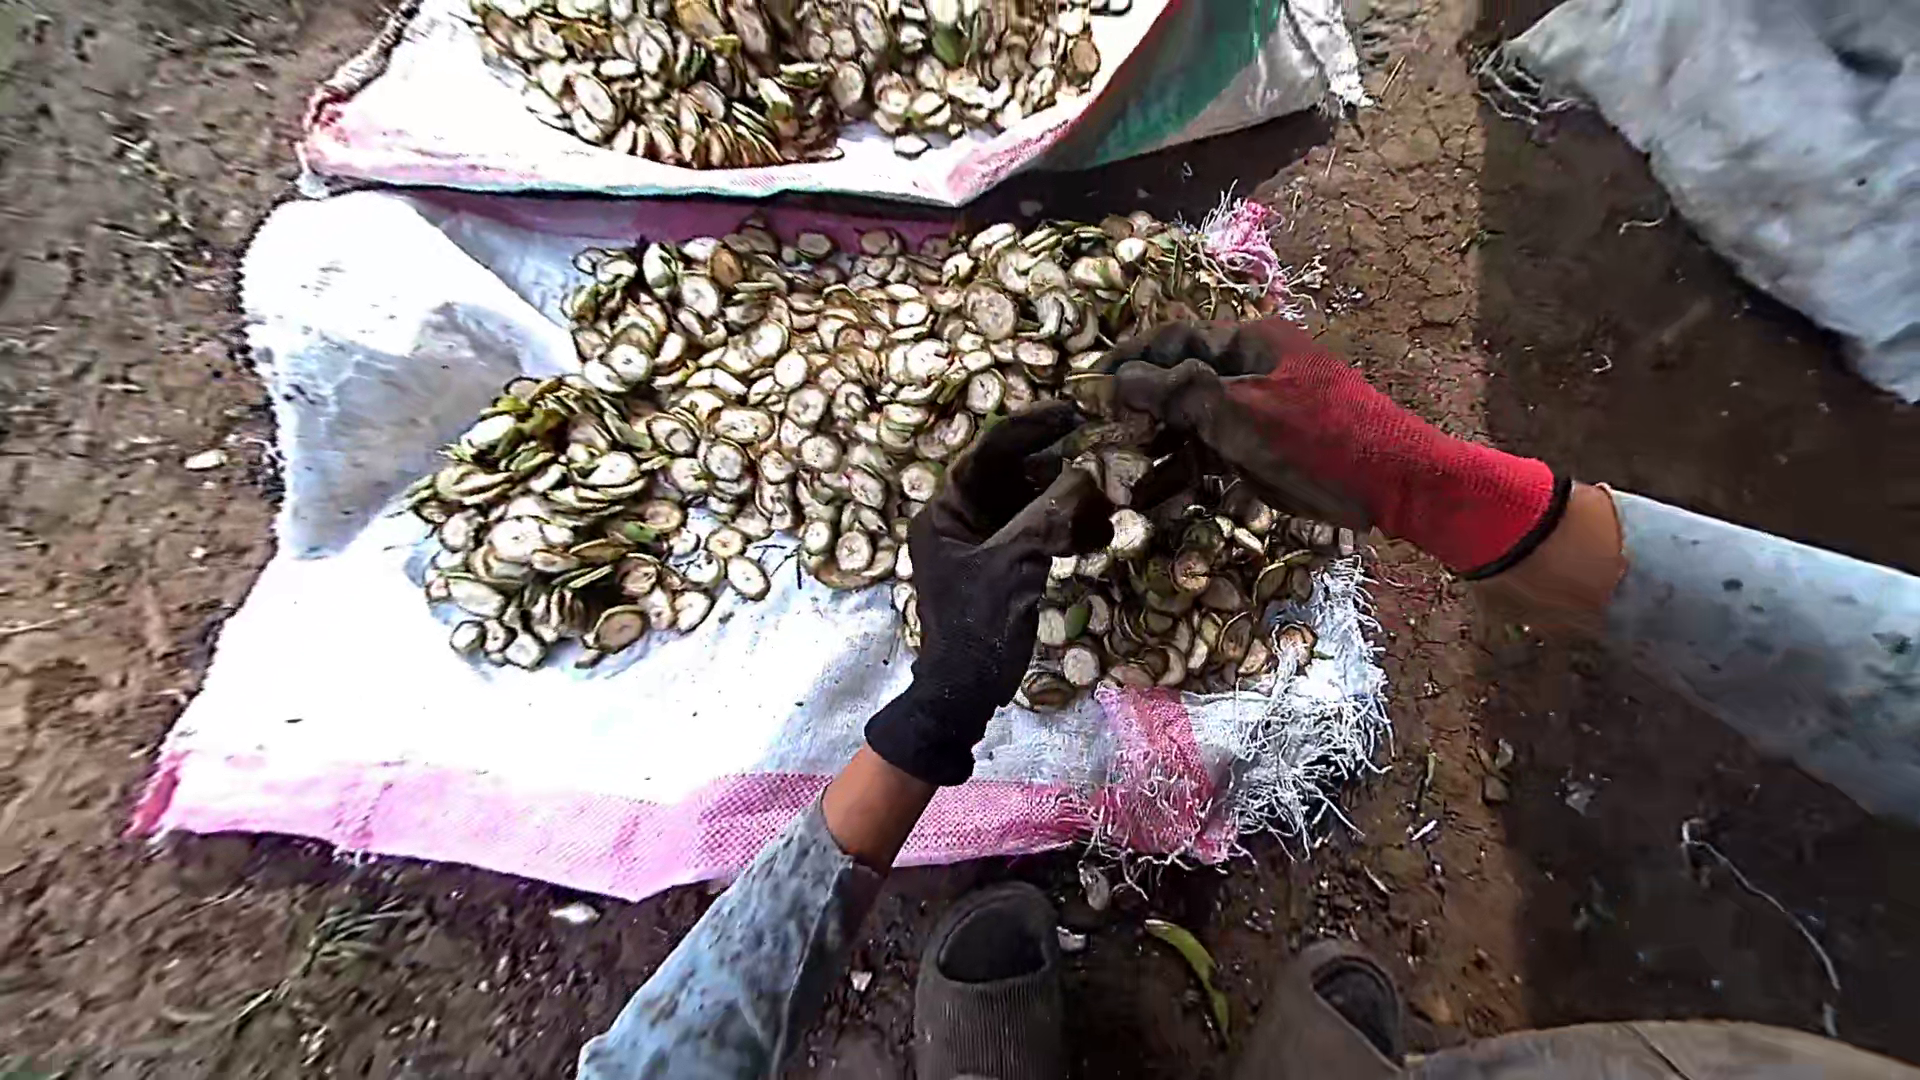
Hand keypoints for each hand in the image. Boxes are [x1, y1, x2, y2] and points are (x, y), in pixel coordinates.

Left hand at [865, 403, 1110, 785]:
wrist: (966, 689)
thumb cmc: (977, 625)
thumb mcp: (1013, 564)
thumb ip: (1050, 515)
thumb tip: (1089, 471)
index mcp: (946, 510)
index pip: (986, 453)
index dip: (1028, 428)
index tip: (1070, 411)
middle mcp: (962, 518)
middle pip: (1013, 476)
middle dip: (1057, 466)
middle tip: (1101, 448)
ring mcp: (984, 540)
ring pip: (1030, 505)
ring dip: (1068, 501)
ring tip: (1108, 495)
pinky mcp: (1004, 561)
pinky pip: (1037, 533)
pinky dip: (1065, 532)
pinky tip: (1098, 533)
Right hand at [1103, 320, 1566, 577]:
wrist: (1392, 485)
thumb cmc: (1319, 440)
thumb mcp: (1243, 412)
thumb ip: (1178, 392)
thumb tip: (1118, 380)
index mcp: (1248, 341)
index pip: (1173, 339)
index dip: (1128, 360)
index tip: (1089, 385)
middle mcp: (1247, 365)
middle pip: (1177, 370)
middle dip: (1138, 394)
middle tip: (1102, 421)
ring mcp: (1252, 402)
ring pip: (1188, 406)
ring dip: (1156, 424)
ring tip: (1123, 445)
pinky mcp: (1256, 436)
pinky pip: (1206, 435)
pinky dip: (1180, 448)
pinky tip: (1159, 465)